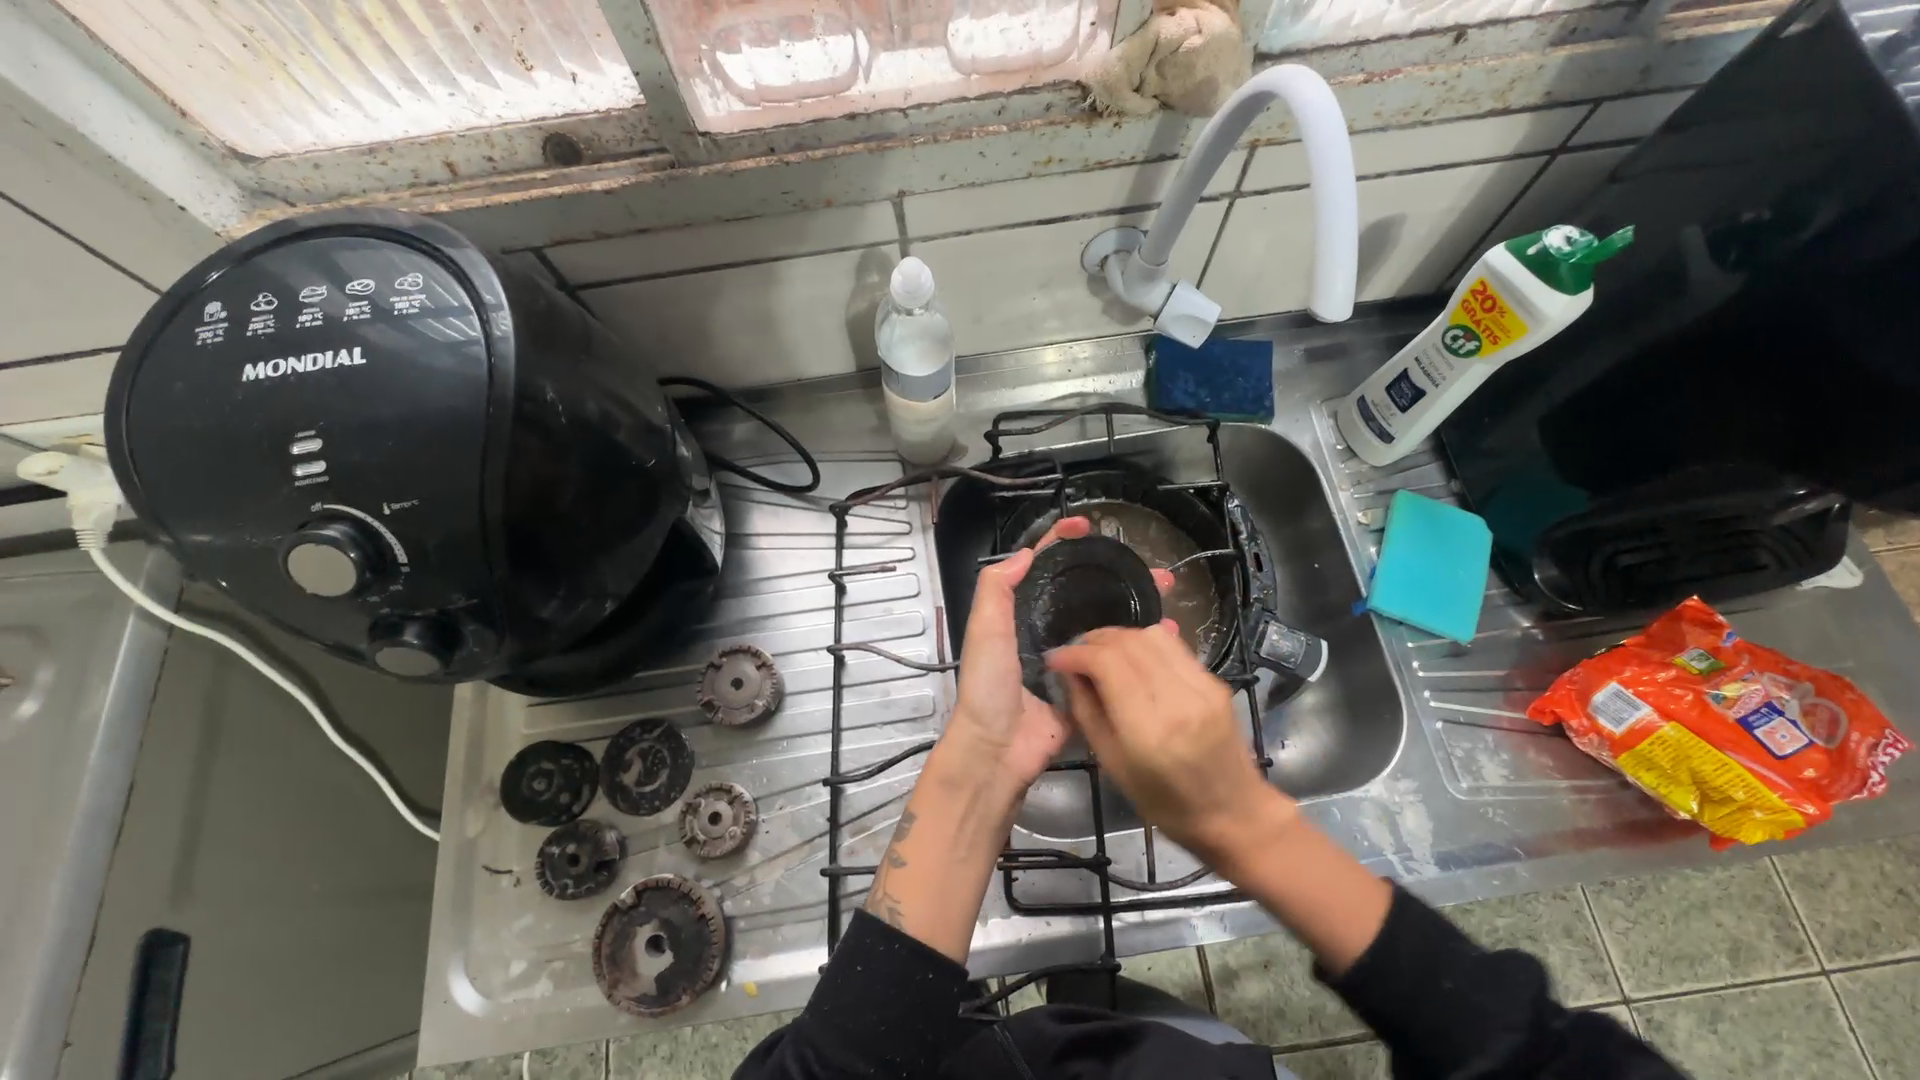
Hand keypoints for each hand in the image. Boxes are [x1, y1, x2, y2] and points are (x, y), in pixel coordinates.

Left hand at [943, 516, 1174, 787]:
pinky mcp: (1087, 688)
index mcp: (1019, 614)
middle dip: (1114, 576)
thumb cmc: (988, 687)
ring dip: (1133, 607)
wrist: (999, 749)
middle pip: (1083, 593)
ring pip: (1104, 624)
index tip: (1087, 526)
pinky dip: (1137, 648)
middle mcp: (1046, 631)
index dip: (1061, 543)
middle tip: (1151, 569)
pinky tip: (1163, 635)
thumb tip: (1028, 552)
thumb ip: (996, 589)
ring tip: (1166, 594)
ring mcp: (1070, 660)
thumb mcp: (984, 631)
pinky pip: (1114, 663)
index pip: (1042, 568)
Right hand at [1045, 624, 1295, 858]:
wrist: (1232, 813)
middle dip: (1094, 640)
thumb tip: (1068, 672)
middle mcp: (1178, 699)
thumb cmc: (1164, 802)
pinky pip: (1175, 647)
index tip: (1055, 659)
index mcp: (1148, 729)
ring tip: (1101, 652)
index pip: (1106, 663)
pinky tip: (1132, 658)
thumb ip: (1087, 712)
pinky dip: (1145, 644)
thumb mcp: (1112, 764)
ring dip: (1119, 637)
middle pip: (1128, 642)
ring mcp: (1203, 686)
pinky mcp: (1216, 682)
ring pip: (1152, 636)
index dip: (1075, 653)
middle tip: (1074, 654)